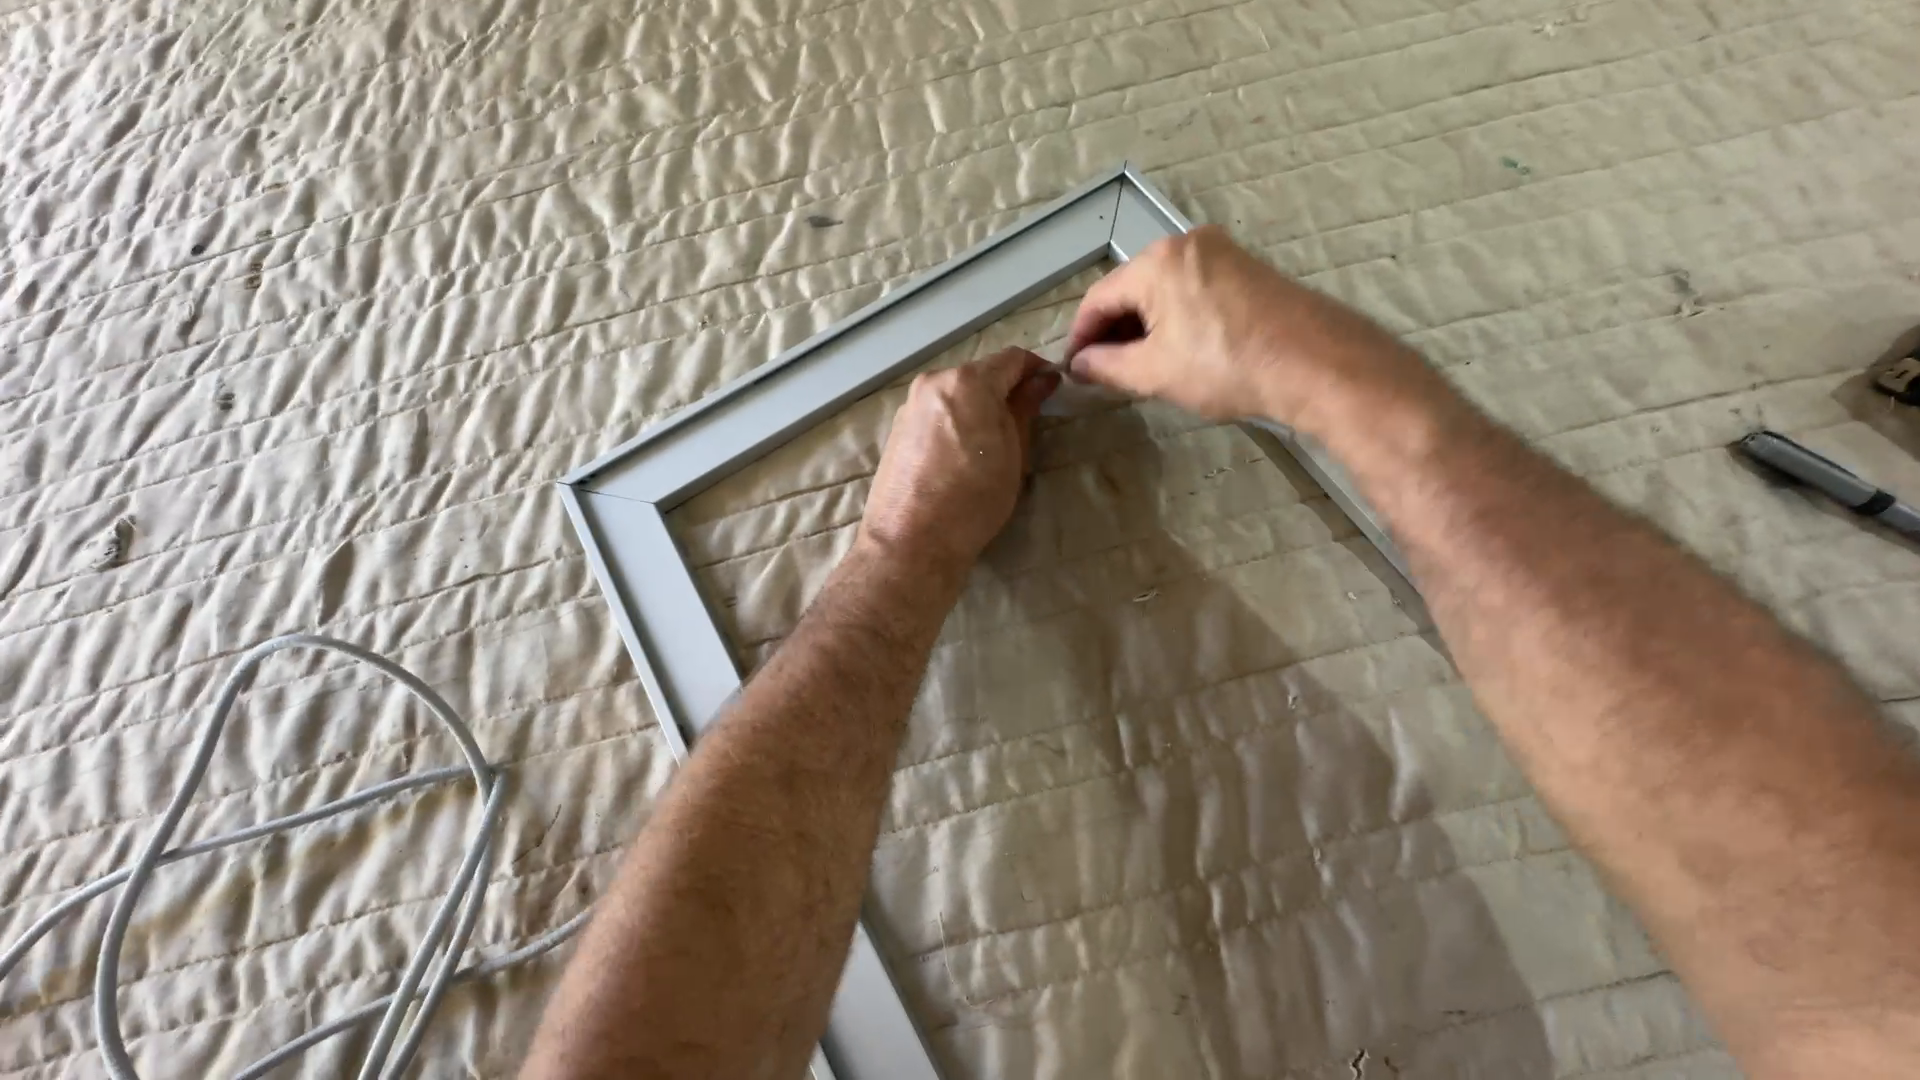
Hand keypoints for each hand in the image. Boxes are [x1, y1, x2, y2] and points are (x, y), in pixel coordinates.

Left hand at [859, 348, 1059, 575]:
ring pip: (956, 394)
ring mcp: (910, 404)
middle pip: (980, 374)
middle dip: (1005, 390)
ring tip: (991, 443)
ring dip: (977, 407)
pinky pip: (936, 412)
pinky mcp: (897, 428)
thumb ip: (1024, 409)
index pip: (1012, 359)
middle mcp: (934, 382)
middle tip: (1025, 422)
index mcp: (968, 382)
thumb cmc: (973, 499)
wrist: (911, 541)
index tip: (1051, 388)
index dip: (1037, 370)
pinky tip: (961, 454)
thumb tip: (1042, 381)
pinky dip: (954, 421)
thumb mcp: (1012, 453)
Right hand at [1065, 225, 1429, 433]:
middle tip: (1105, 372)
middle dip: (1113, 332)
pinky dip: (1174, 318)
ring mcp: (1220, 252)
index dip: (1080, 337)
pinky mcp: (1245, 268)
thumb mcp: (1154, 372)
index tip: (1074, 369)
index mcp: (1157, 262)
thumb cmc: (1226, 366)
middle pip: (1130, 289)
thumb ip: (1106, 366)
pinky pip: (1191, 289)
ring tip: (1140, 367)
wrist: (1314, 363)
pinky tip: (1178, 350)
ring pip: (1161, 290)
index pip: (1098, 298)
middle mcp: (1186, 244)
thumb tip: (1079, 365)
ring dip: (1143, 327)